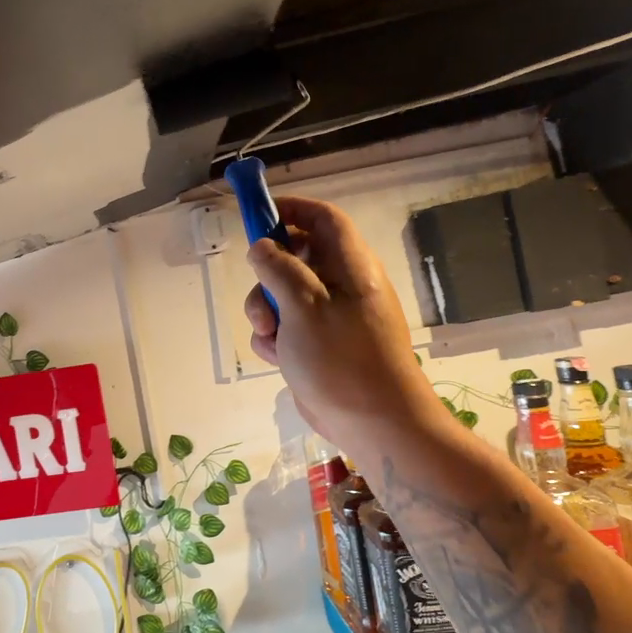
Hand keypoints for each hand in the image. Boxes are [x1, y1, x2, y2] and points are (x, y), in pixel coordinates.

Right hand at [242, 196, 451, 444]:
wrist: (376, 424)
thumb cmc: (343, 359)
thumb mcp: (303, 306)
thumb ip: (278, 268)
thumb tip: (262, 246)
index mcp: (351, 266)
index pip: (323, 218)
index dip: (291, 209)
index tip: (255, 215)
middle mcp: (343, 285)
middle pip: (295, 257)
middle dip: (267, 276)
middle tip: (260, 296)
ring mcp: (332, 317)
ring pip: (283, 296)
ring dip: (266, 312)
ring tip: (270, 336)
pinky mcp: (320, 344)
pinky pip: (287, 327)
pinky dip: (276, 338)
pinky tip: (278, 358)